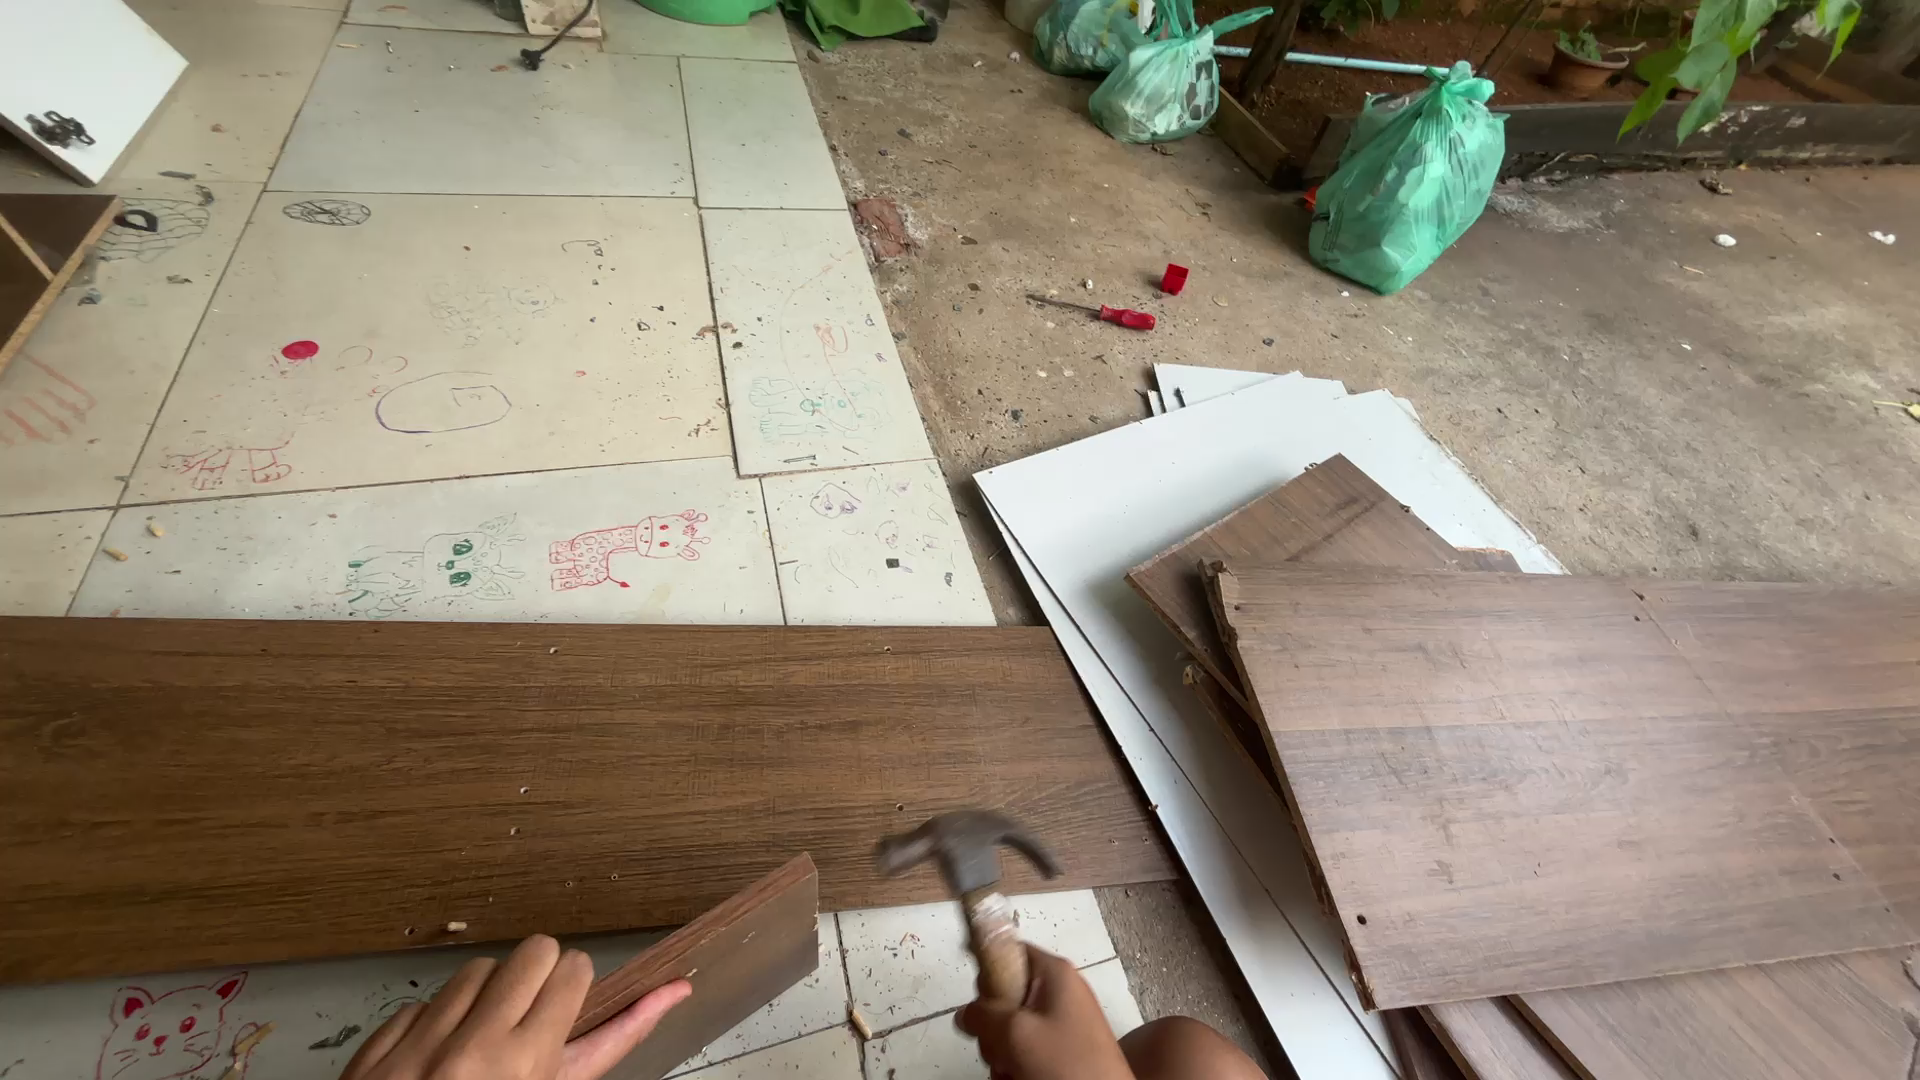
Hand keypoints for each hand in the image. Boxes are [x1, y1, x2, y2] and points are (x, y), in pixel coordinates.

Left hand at [341, 935, 690, 1079]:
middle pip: (535, 951)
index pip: (576, 972)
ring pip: (478, 969)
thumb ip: (610, 1042)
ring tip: (478, 1041)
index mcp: (524, 1064)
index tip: (568, 1007)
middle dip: (539, 977)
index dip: (576, 987)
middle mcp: (469, 1049)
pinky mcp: (370, 1056)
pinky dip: (430, 1024)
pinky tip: (430, 1062)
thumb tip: (678, 988)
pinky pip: (417, 1004)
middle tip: (528, 1018)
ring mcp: (413, 1050)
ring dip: (486, 995)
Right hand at [956, 946, 1132, 1079]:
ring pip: (1012, 1028)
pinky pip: (1026, 1049)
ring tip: (1013, 1070)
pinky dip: (1018, 1066)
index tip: (978, 999)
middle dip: (995, 1026)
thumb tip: (965, 1013)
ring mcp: (1062, 1024)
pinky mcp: (1063, 1051)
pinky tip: (1019, 1079)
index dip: (987, 970)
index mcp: (1054, 973)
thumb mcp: (1016, 1034)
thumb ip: (982, 1015)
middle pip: (1006, 994)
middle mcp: (1059, 992)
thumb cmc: (1067, 1064)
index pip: (1008, 950)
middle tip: (1001, 1046)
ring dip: (1003, 1052)